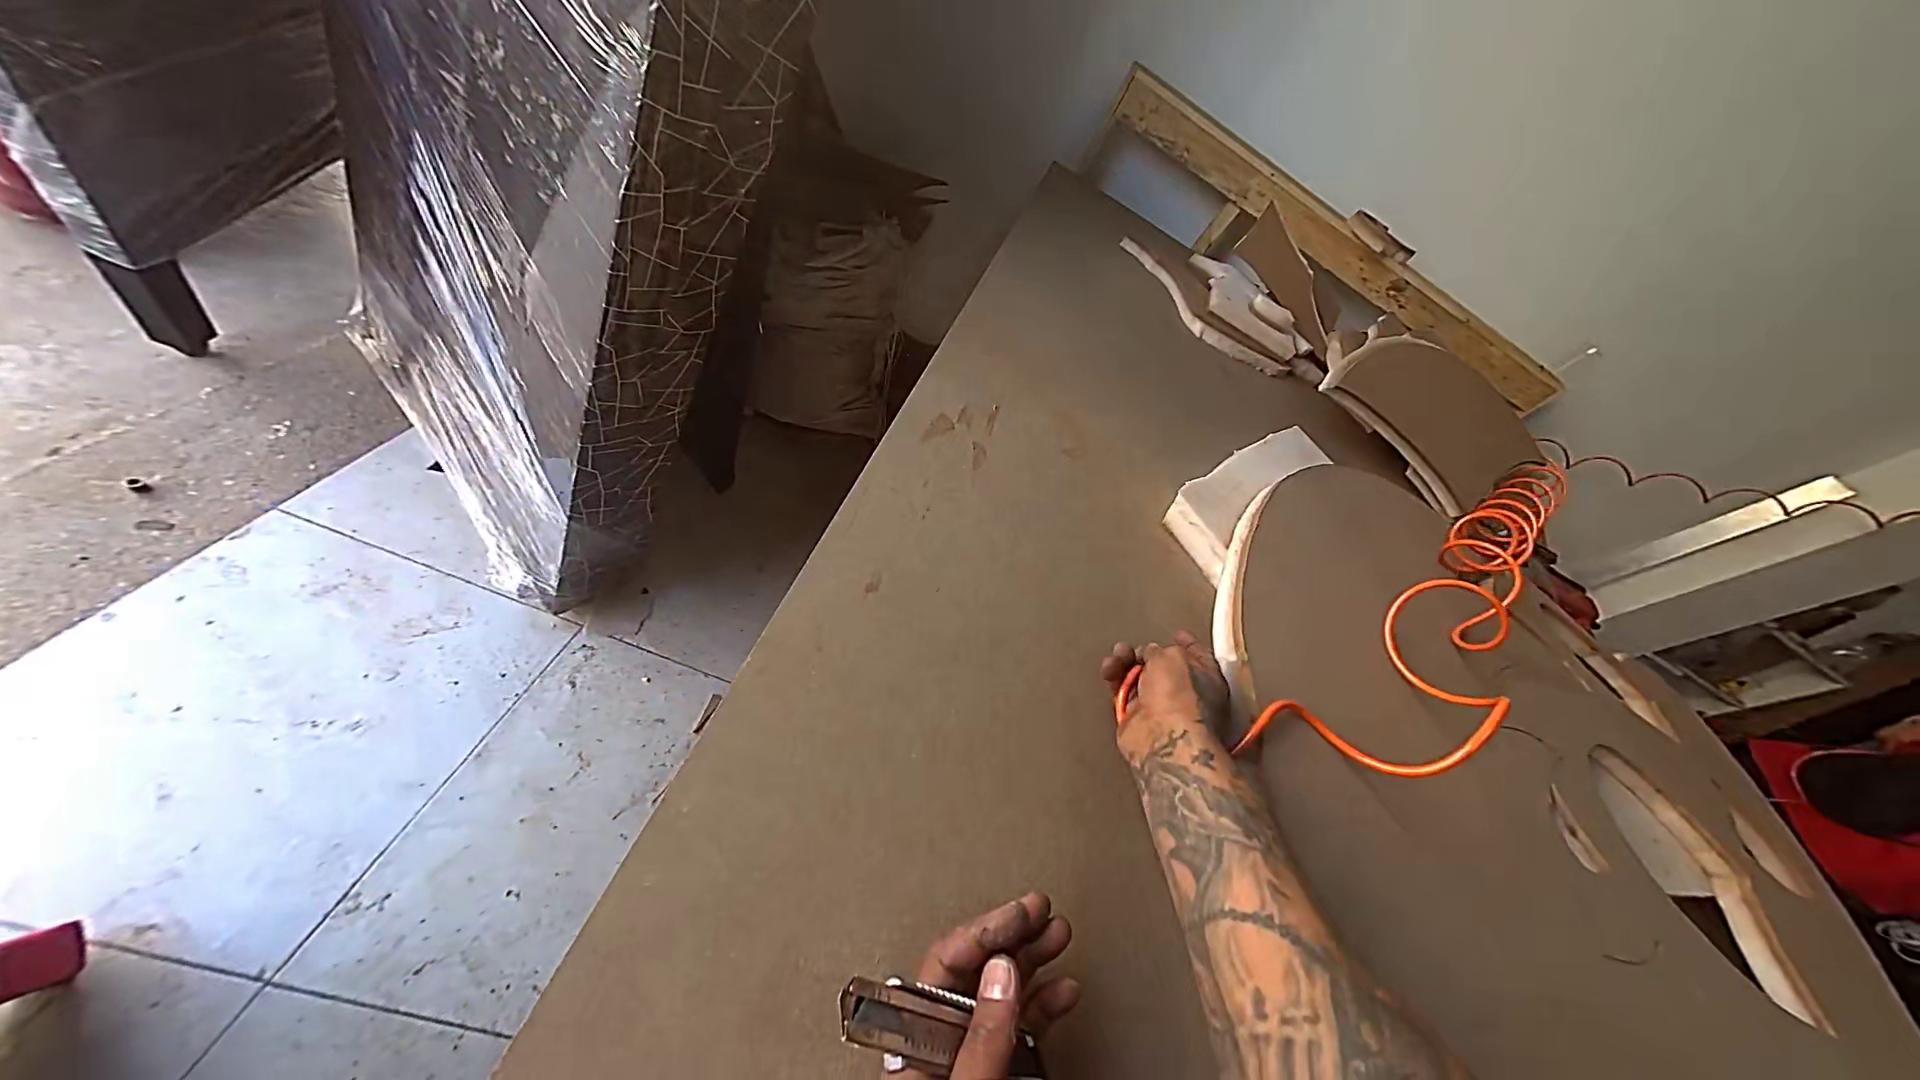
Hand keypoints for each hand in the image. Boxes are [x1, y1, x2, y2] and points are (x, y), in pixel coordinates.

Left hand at [898, 892, 1081, 1078]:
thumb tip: (1001, 972)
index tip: (1018, 911)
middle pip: (978, 966)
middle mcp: (943, 1038)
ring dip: (1035, 957)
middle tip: (1038, 906)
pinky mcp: (998, 1071)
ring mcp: (970, 1053)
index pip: (947, 961)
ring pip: (1004, 988)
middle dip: (1014, 932)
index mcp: (918, 1036)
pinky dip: (1045, 1003)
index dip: (985, 929)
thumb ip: (980, 1034)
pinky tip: (1064, 987)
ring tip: (1058, 932)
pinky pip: (1022, 1025)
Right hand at [1100, 631, 1231, 764]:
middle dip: (1146, 653)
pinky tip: (1109, 670)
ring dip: (1125, 662)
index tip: (1176, 634)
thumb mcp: (1170, 656)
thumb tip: (1150, 653)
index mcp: (1207, 678)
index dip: (1186, 643)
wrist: (1161, 738)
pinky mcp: (1136, 717)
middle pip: (1161, 665)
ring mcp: (1160, 707)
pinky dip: (1114, 678)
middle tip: (1133, 648)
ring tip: (1117, 655)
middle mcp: (1185, 694)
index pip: (1197, 655)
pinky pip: (1122, 691)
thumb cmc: (1179, 697)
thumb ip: (1159, 650)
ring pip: (1138, 676)